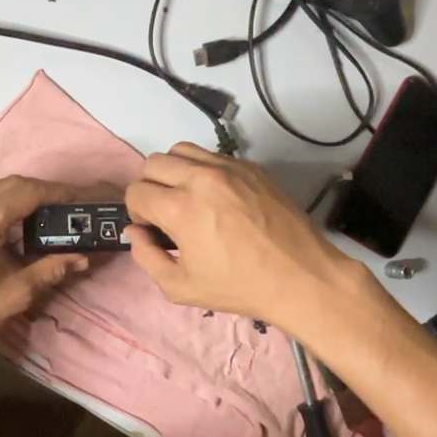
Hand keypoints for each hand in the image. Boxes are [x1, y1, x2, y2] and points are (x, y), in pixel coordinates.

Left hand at [0, 176, 87, 360]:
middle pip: (7, 184)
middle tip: (60, 209)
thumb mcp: (13, 292)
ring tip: (35, 216)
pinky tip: (3, 226)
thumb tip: (81, 258)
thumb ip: (49, 269)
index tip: (76, 200)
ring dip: (13, 195)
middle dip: (37, 192)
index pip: (28, 191)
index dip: (56, 193)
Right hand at [124, 144, 363, 330]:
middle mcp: (201, 178)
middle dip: (148, 186)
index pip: (136, 191)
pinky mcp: (251, 167)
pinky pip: (212, 156)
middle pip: (153, 163)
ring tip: (186, 197)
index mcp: (180, 208)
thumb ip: (146, 257)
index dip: (137, 212)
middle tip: (163, 211)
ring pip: (181, 150)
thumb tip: (135, 232)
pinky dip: (202, 171)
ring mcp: (229, 168)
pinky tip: (215, 198)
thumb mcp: (180, 287)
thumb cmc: (239, 287)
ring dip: (173, 171)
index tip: (152, 229)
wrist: (300, 276)